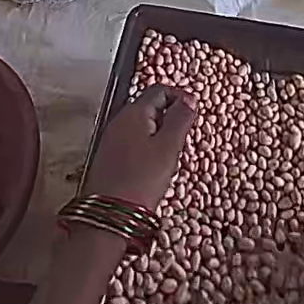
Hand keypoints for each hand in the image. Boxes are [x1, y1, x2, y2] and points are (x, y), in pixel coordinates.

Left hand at [83, 85, 195, 208]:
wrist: (111, 213)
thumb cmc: (141, 180)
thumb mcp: (168, 147)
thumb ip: (179, 119)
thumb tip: (188, 98)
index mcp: (134, 112)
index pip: (159, 89)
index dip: (180, 96)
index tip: (193, 111)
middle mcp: (119, 120)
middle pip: (149, 105)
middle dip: (170, 115)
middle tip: (185, 134)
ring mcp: (112, 138)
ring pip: (142, 124)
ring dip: (159, 131)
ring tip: (172, 152)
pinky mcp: (110, 155)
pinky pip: (133, 140)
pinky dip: (148, 145)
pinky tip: (154, 164)